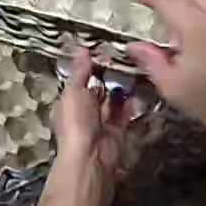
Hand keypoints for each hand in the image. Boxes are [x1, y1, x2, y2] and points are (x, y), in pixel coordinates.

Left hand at [52, 46, 128, 184]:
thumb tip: (80, 49)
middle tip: (122, 57)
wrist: (92, 156)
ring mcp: (100, 122)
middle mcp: (83, 112)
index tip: (102, 51)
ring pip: (111, 101)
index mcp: (68, 103)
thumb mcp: (73, 91)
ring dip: (120, 88)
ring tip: (133, 68)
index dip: (88, 67)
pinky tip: (137, 87)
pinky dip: (130, 102)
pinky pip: (124, 113)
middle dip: (107, 77)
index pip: (78, 81)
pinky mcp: (117, 130)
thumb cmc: (76, 122)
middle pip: (96, 91)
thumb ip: (79, 71)